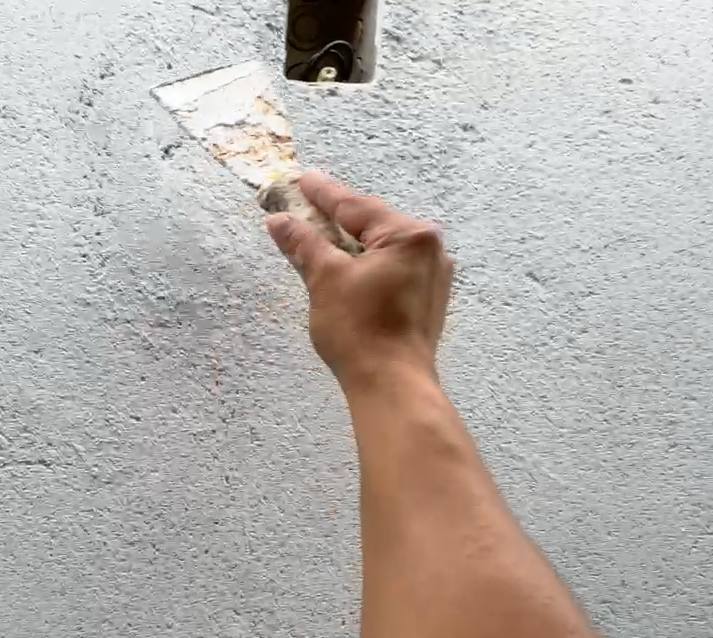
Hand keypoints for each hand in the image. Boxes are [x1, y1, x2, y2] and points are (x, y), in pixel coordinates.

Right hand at [265, 172, 454, 392]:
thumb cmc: (359, 330)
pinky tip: (348, 274)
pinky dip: (365, 267)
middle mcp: (430, 248)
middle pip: (372, 226)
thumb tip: (280, 221)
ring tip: (322, 243)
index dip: (323, 194)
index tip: (302, 179)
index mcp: (410, 235)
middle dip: (336, 221)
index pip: (356, 207)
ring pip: (382, 250)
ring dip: (350, 246)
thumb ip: (304, 245)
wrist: (390, 382)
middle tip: (306, 209)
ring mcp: (433, 275)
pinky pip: (391, 270)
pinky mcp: (426, 300)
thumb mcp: (324, 280)